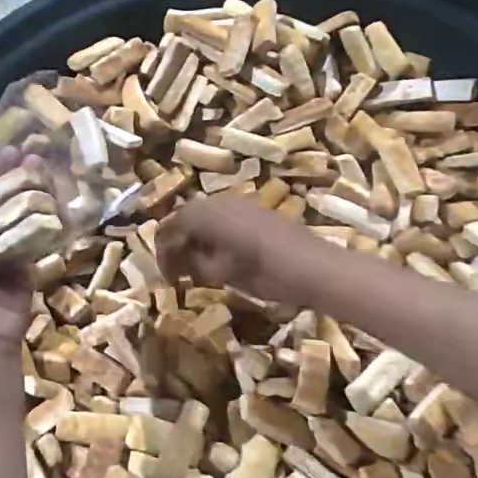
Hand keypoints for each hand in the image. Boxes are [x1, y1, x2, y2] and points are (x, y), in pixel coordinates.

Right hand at [156, 194, 327, 302]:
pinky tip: (223, 255)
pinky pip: (224, 216)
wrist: (313, 266)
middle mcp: (219, 201)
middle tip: (178, 270)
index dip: (163, 253)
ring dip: (197, 237)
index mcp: (205, 215)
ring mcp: (240, 201)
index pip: (169, 229)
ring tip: (199, 265)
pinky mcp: (256, 208)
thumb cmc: (265, 273)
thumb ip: (195, 263)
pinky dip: (215, 233)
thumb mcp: (222, 274)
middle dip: (179, 243)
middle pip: (186, 217)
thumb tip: (180, 261)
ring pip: (206, 216)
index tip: (167, 277)